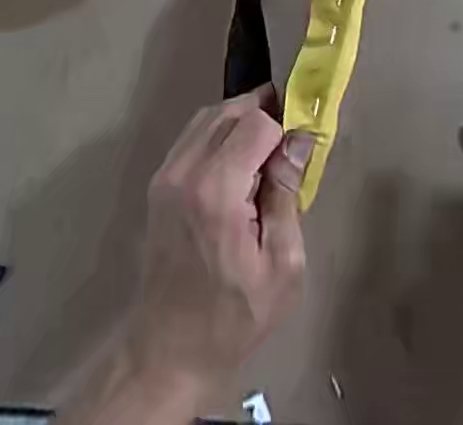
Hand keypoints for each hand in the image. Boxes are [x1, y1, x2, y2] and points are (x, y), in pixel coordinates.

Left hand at [59, 88, 312, 424]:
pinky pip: (193, 136)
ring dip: (242, 119)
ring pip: (209, 116)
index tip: (304, 143)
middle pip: (231, 110)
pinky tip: (239, 158)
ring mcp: (166, 176)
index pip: (257, 122)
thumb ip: (287, 192)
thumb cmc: (235, 314)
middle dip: (266, 113)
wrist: (168, 352)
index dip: (286, 124)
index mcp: (216, 191)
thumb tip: (300, 138)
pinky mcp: (158, 184)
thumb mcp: (282, 262)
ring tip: (269, 147)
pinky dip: (220, 132)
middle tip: (292, 138)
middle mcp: (185, 173)